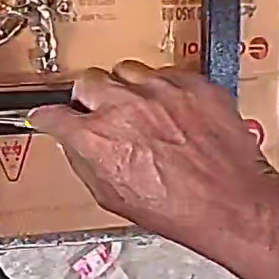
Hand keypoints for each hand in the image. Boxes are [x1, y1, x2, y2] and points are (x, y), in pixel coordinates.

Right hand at [28, 61, 278, 254]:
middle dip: (88, 97)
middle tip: (99, 112)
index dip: (47, 117)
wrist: (230, 203)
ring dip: (126, 88)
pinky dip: (163, 89)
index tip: (48, 117)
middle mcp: (124, 107)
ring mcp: (160, 91)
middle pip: (87, 81)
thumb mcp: (111, 197)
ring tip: (140, 110)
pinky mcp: (191, 84)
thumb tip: (74, 145)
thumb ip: (84, 162)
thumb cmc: (177, 208)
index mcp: (96, 138)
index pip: (52, 114)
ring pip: (125, 70)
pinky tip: (171, 112)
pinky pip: (165, 73)